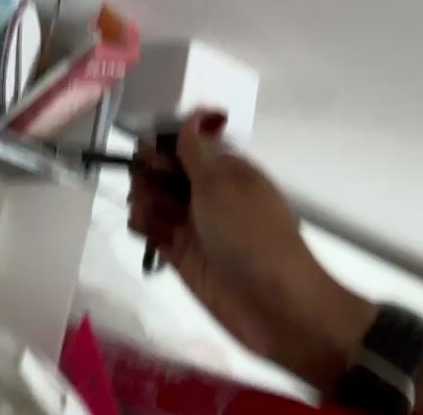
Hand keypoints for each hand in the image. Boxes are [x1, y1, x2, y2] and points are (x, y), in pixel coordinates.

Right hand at [128, 112, 373, 393]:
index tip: (152, 157)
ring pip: (150, 197)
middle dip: (147, 174)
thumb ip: (194, 151)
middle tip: (154, 188)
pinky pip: (150, 228)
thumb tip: (196, 115)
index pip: (182, 145)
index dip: (161, 147)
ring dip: (143, 199)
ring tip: (153, 216)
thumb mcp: (222, 184)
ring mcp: (192, 224)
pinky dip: (143, 225)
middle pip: (160, 170)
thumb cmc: (252, 236)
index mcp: (224, 171)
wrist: (279, 308)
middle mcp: (205, 194)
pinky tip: (148, 231)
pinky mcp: (180, 254)